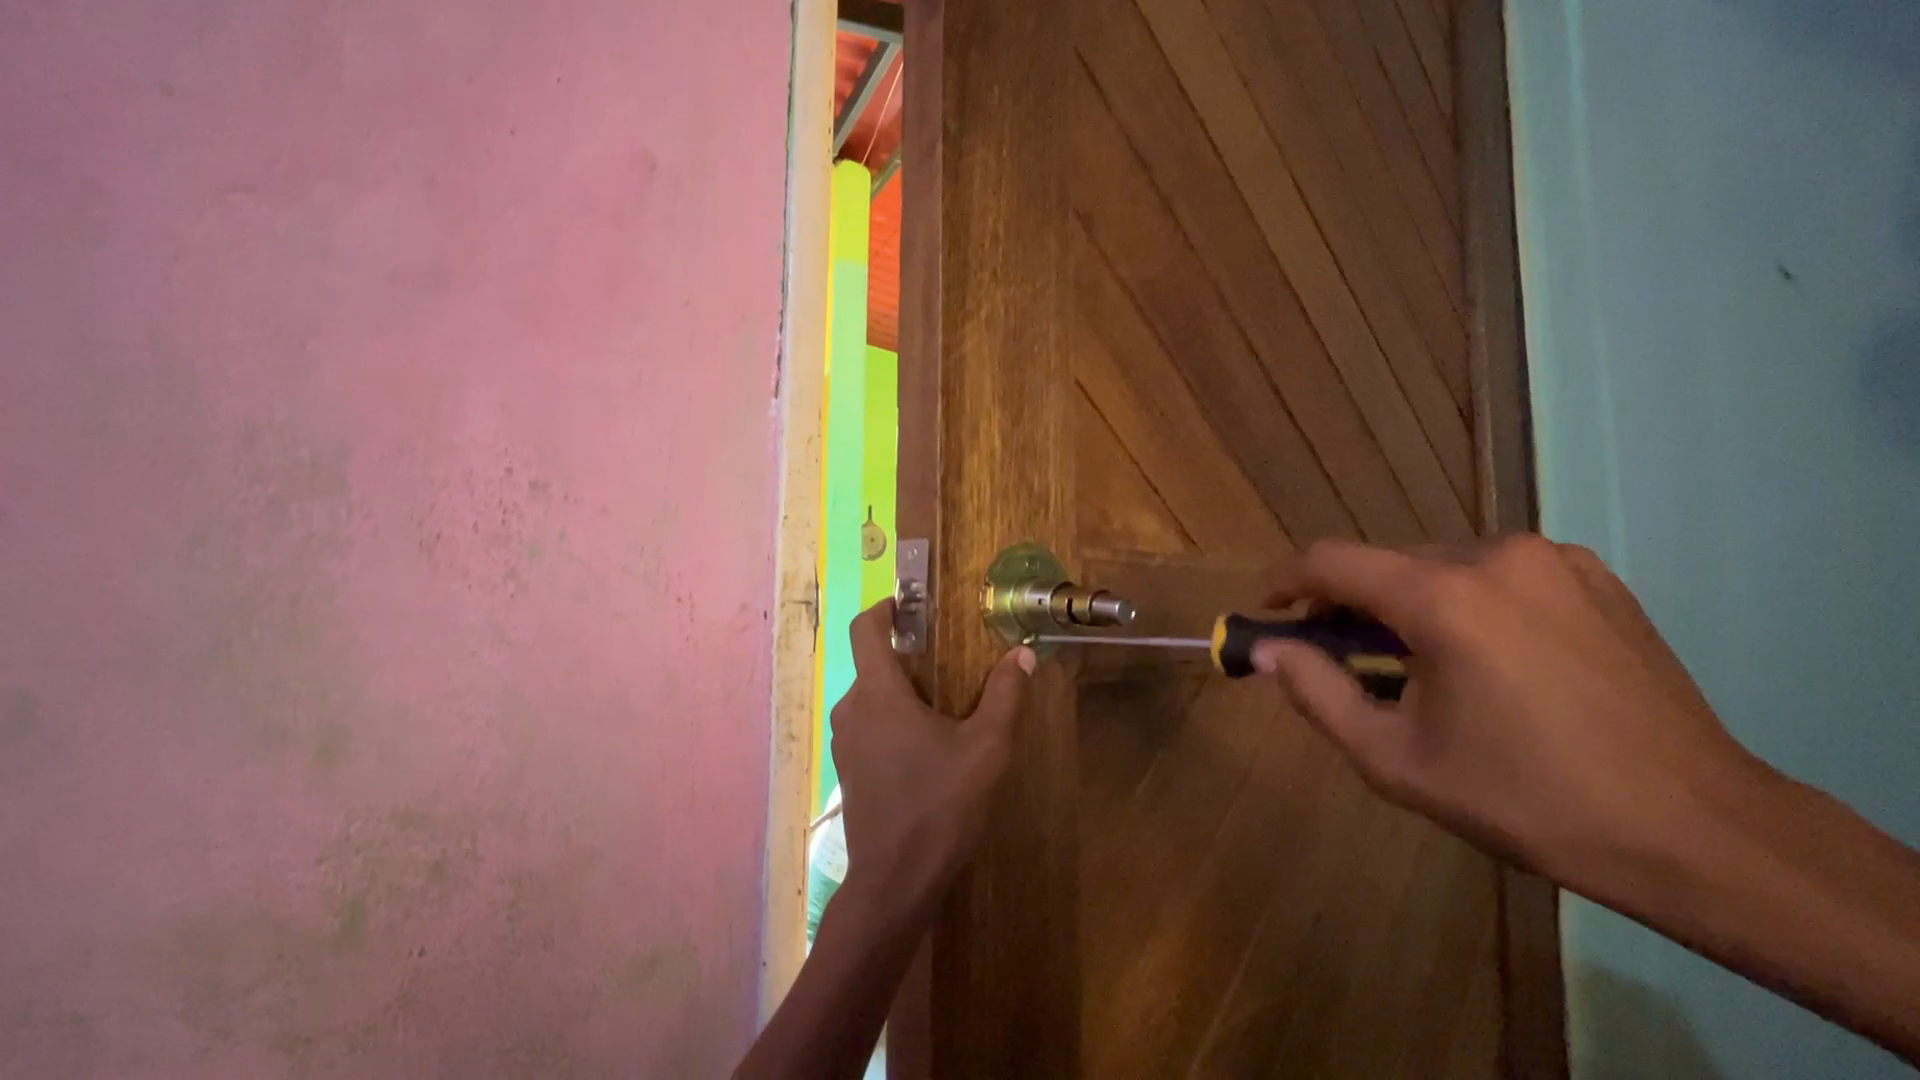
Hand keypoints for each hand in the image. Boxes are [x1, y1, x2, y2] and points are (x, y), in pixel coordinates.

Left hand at [830, 600, 1034, 909]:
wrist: (895, 879)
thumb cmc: (940, 805)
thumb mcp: (985, 748)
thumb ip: (1004, 696)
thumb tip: (1022, 656)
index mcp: (877, 693)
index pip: (865, 628)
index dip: (886, 608)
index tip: (915, 605)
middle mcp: (851, 709)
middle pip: (873, 663)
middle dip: (910, 656)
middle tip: (953, 663)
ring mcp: (844, 742)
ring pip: (872, 697)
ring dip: (903, 691)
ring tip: (946, 706)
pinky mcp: (848, 770)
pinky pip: (868, 726)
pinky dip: (893, 720)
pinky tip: (928, 746)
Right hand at [1254, 535, 1772, 894]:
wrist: (1693, 828)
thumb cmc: (1526, 799)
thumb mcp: (1396, 759)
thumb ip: (1316, 693)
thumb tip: (1266, 650)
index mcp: (1443, 597)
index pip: (1332, 561)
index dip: (1285, 580)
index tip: (1264, 610)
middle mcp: (1496, 556)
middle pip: (1389, 563)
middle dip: (1349, 603)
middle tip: (1336, 656)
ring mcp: (1555, 561)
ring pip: (1444, 567)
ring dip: (1408, 604)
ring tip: (1415, 665)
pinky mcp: (1597, 578)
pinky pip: (1500, 575)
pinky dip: (1467, 603)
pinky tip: (1484, 658)